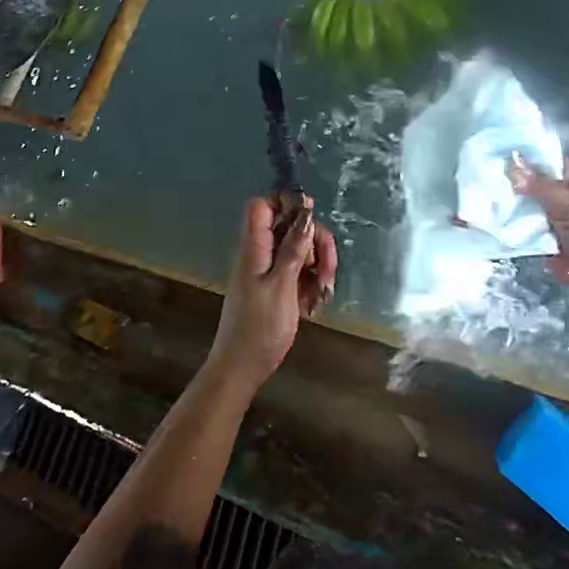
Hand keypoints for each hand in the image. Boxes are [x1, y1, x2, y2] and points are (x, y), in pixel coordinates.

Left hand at [207, 197, 337, 391]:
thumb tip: (304, 214)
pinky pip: (299, 275)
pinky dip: (310, 285)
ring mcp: (270, 273)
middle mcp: (260, 255)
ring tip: (322, 293)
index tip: (311, 217)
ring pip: (299, 253)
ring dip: (317, 268)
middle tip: (326, 271)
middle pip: (290, 228)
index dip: (284, 203)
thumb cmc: (259, 327)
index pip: (261, 207)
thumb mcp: (280, 286)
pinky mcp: (279, 290)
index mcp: (254, 249)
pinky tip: (315, 305)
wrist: (243, 365)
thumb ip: (292, 250)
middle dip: (314, 243)